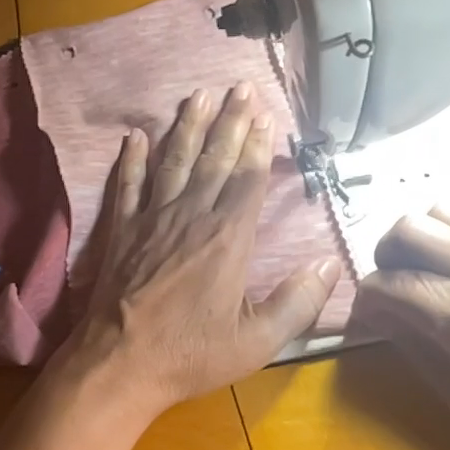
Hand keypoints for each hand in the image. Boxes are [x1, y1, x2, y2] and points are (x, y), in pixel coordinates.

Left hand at [58, 83, 338, 417]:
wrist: (119, 363)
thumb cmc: (190, 354)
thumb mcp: (256, 341)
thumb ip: (297, 303)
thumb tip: (331, 265)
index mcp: (228, 238)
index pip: (248, 179)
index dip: (258, 144)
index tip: (266, 113)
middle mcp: (192, 216)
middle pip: (215, 159)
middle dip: (230, 120)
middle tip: (240, 86)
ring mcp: (153, 219)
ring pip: (174, 161)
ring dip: (187, 126)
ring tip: (199, 95)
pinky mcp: (122, 229)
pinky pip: (129, 184)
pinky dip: (132, 159)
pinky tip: (135, 136)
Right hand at [351, 209, 449, 449]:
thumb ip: (422, 356)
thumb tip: (384, 320)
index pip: (394, 284)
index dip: (367, 296)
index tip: (367, 313)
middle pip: (410, 231)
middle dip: (385, 255)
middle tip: (391, 285)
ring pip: (442, 211)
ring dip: (419, 235)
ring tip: (423, 267)